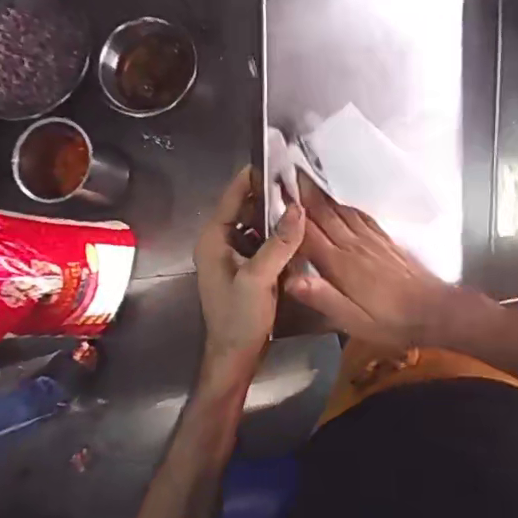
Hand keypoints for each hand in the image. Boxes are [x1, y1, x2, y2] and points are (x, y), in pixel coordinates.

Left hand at [195, 167, 304, 372]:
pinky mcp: (245, 269)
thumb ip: (279, 243)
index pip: (233, 196)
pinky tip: (298, 235)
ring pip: (256, 227)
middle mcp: (219, 243)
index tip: (279, 161)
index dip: (253, 177)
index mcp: (213, 239)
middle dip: (271, 198)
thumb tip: (298, 209)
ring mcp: (232, 257)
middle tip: (301, 186)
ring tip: (304, 204)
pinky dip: (277, 238)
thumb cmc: (239, 318)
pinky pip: (261, 244)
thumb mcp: (259, 278)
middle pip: (246, 209)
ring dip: (276, 219)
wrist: (235, 356)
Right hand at [286, 172, 488, 348]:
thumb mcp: (353, 320)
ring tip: (307, 180)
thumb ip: (322, 298)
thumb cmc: (390, 321)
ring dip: (323, 195)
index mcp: (341, 265)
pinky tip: (340, 203)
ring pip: (341, 212)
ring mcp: (371, 241)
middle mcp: (354, 246)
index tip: (275, 194)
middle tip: (288, 173)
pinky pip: (361, 217)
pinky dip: (345, 206)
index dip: (291, 214)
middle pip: (324, 215)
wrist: (434, 312)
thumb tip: (290, 280)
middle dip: (305, 194)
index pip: (309, 234)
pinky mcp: (385, 242)